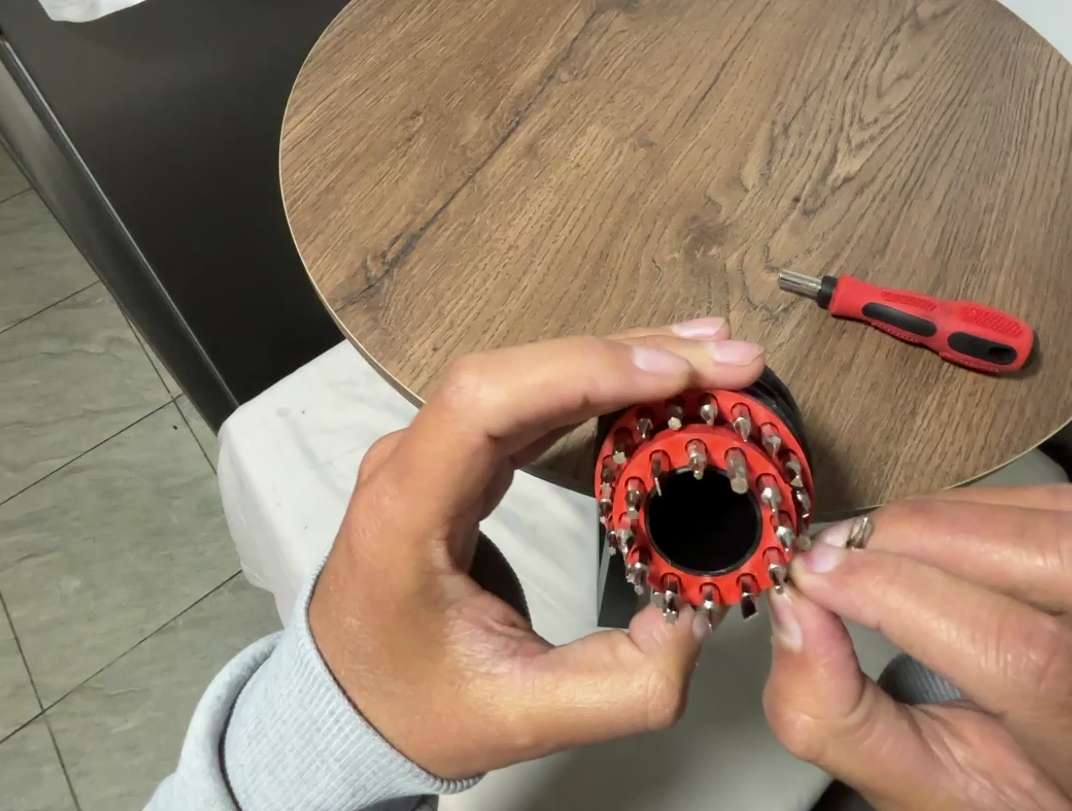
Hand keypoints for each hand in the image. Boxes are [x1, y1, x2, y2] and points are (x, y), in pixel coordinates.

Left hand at [309, 319, 767, 778]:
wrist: (346, 697)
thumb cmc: (410, 701)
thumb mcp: (520, 715)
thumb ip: (623, 683)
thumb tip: (699, 615)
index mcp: (407, 506)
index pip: (484, 399)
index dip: (579, 370)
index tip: (672, 375)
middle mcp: (414, 457)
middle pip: (519, 371)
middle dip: (627, 355)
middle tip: (725, 358)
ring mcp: (435, 448)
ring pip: (530, 374)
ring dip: (620, 359)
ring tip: (706, 357)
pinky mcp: (461, 454)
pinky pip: (532, 400)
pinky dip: (598, 384)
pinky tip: (653, 379)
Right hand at [762, 485, 1071, 809]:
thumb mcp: (933, 804)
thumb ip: (843, 720)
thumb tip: (799, 609)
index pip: (1036, 662)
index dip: (906, 597)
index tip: (817, 573)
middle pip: (1070, 569)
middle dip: (923, 538)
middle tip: (840, 550)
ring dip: (948, 514)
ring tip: (878, 541)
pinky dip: (987, 508)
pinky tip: (939, 534)